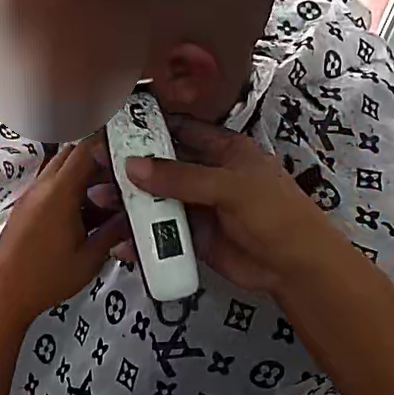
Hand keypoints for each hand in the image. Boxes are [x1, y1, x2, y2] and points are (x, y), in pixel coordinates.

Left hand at [0, 138, 128, 326]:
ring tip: (106, 202)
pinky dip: (70, 194)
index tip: (125, 146)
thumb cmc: (40, 279)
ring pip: (61, 172)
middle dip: (97, 161)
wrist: (3, 295)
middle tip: (119, 175)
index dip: (107, 144)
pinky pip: (51, 189)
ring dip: (84, 179)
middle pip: (71, 156)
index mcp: (59, 194)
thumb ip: (114, 232)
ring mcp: (31, 199)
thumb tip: (129, 218)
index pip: (85, 150)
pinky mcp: (26, 211)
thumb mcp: (90, 258)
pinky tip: (86, 218)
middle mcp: (42, 190)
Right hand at [116, 117, 345, 295]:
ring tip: (100, 201)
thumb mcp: (230, 187)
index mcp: (225, 151)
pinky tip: (123, 243)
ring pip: (158, 202)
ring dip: (130, 203)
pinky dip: (143, 239)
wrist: (296, 267)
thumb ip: (182, 177)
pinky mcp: (196, 239)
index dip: (150, 127)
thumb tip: (134, 167)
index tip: (116, 127)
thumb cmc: (275, 214)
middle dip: (130, 167)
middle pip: (163, 167)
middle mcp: (209, 176)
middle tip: (97, 165)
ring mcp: (201, 208)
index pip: (182, 130)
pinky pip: (163, 234)